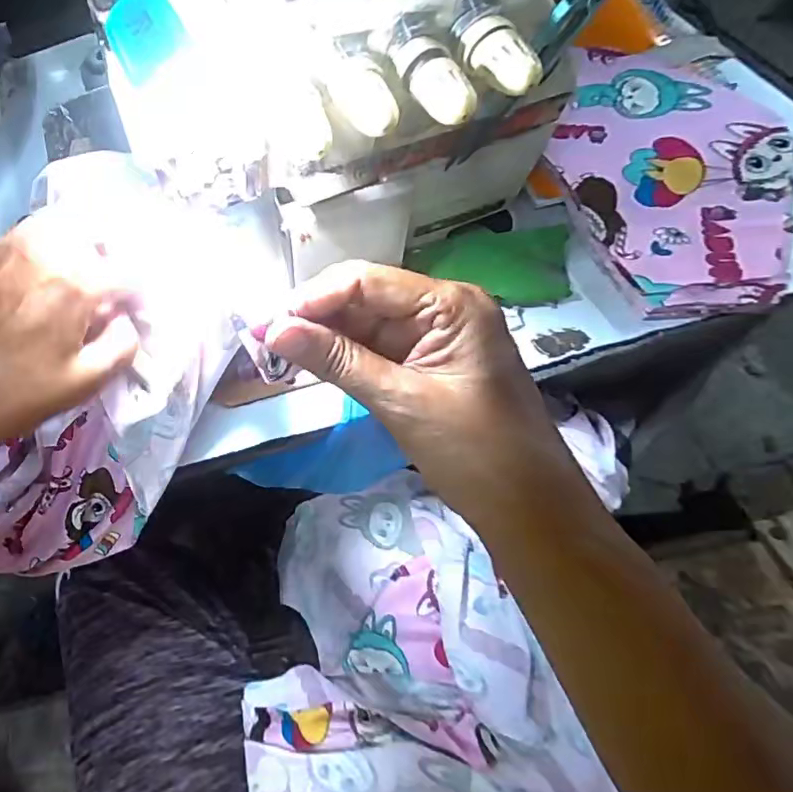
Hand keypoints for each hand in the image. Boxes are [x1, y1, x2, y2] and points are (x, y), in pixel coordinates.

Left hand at [0, 210, 141, 470]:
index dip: (130, 293)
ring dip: (62, 247)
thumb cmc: (12, 396)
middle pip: (87, 232)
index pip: (124, 270)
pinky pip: (7, 245)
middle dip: (98, 256)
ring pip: (45, 228)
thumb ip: (120, 346)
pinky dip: (22, 260)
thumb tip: (123, 322)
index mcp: (76, 278)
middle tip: (91, 291)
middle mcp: (40, 247)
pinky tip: (7, 296)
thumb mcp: (81, 383)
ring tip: (52, 285)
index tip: (122, 313)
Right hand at [265, 262, 584, 519]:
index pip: (366, 281)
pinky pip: (369, 346)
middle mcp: (440, 308)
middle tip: (263, 338)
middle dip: (311, 315)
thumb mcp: (400, 401)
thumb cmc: (476, 453)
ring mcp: (431, 335)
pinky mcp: (421, 361)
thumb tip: (273, 330)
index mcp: (450, 305)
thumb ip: (336, 360)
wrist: (529, 510)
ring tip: (274, 351)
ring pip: (360, 321)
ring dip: (319, 335)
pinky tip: (305, 362)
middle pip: (360, 296)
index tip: (269, 324)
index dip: (313, 298)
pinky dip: (337, 354)